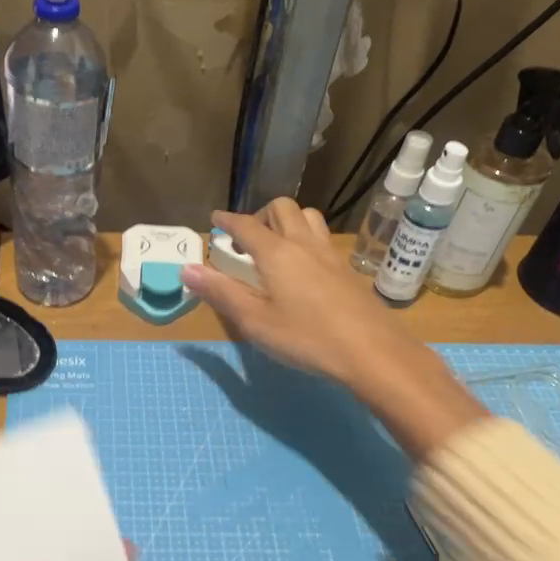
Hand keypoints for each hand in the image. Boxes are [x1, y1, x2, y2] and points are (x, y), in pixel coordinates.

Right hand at [180, 198, 486, 456]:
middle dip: (259, 215)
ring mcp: (329, 255)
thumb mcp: (255, 321)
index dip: (227, 220)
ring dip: (287, 222)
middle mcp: (303, 244)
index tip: (215, 220)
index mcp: (276, 252)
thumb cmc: (306, 338)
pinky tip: (302, 269)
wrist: (372, 351)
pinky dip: (305, 240)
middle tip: (246, 242)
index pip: (246, 224)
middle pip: (281, 208)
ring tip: (275, 249)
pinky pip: (322, 239)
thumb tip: (187, 269)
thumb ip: (221, 293)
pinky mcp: (346, 270)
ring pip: (307, 218)